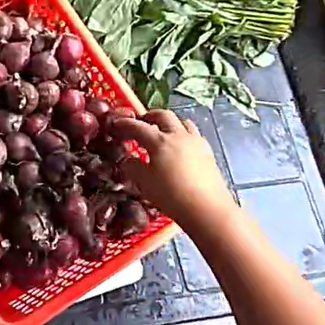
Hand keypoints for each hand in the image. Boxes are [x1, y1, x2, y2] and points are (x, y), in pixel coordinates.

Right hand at [111, 110, 238, 232]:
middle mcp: (179, 136)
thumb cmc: (172, 196)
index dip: (125, 124)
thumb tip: (128, 160)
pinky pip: (193, 134)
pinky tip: (181, 148)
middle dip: (150, 116)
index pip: (139, 127)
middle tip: (141, 122)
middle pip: (163, 116)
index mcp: (160, 141)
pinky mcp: (208, 152)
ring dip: (170, 123)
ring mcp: (196, 142)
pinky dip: (183, 134)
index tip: (116, 124)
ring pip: (182, 121)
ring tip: (163, 131)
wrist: (207, 208)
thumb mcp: (145, 184)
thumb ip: (133, 168)